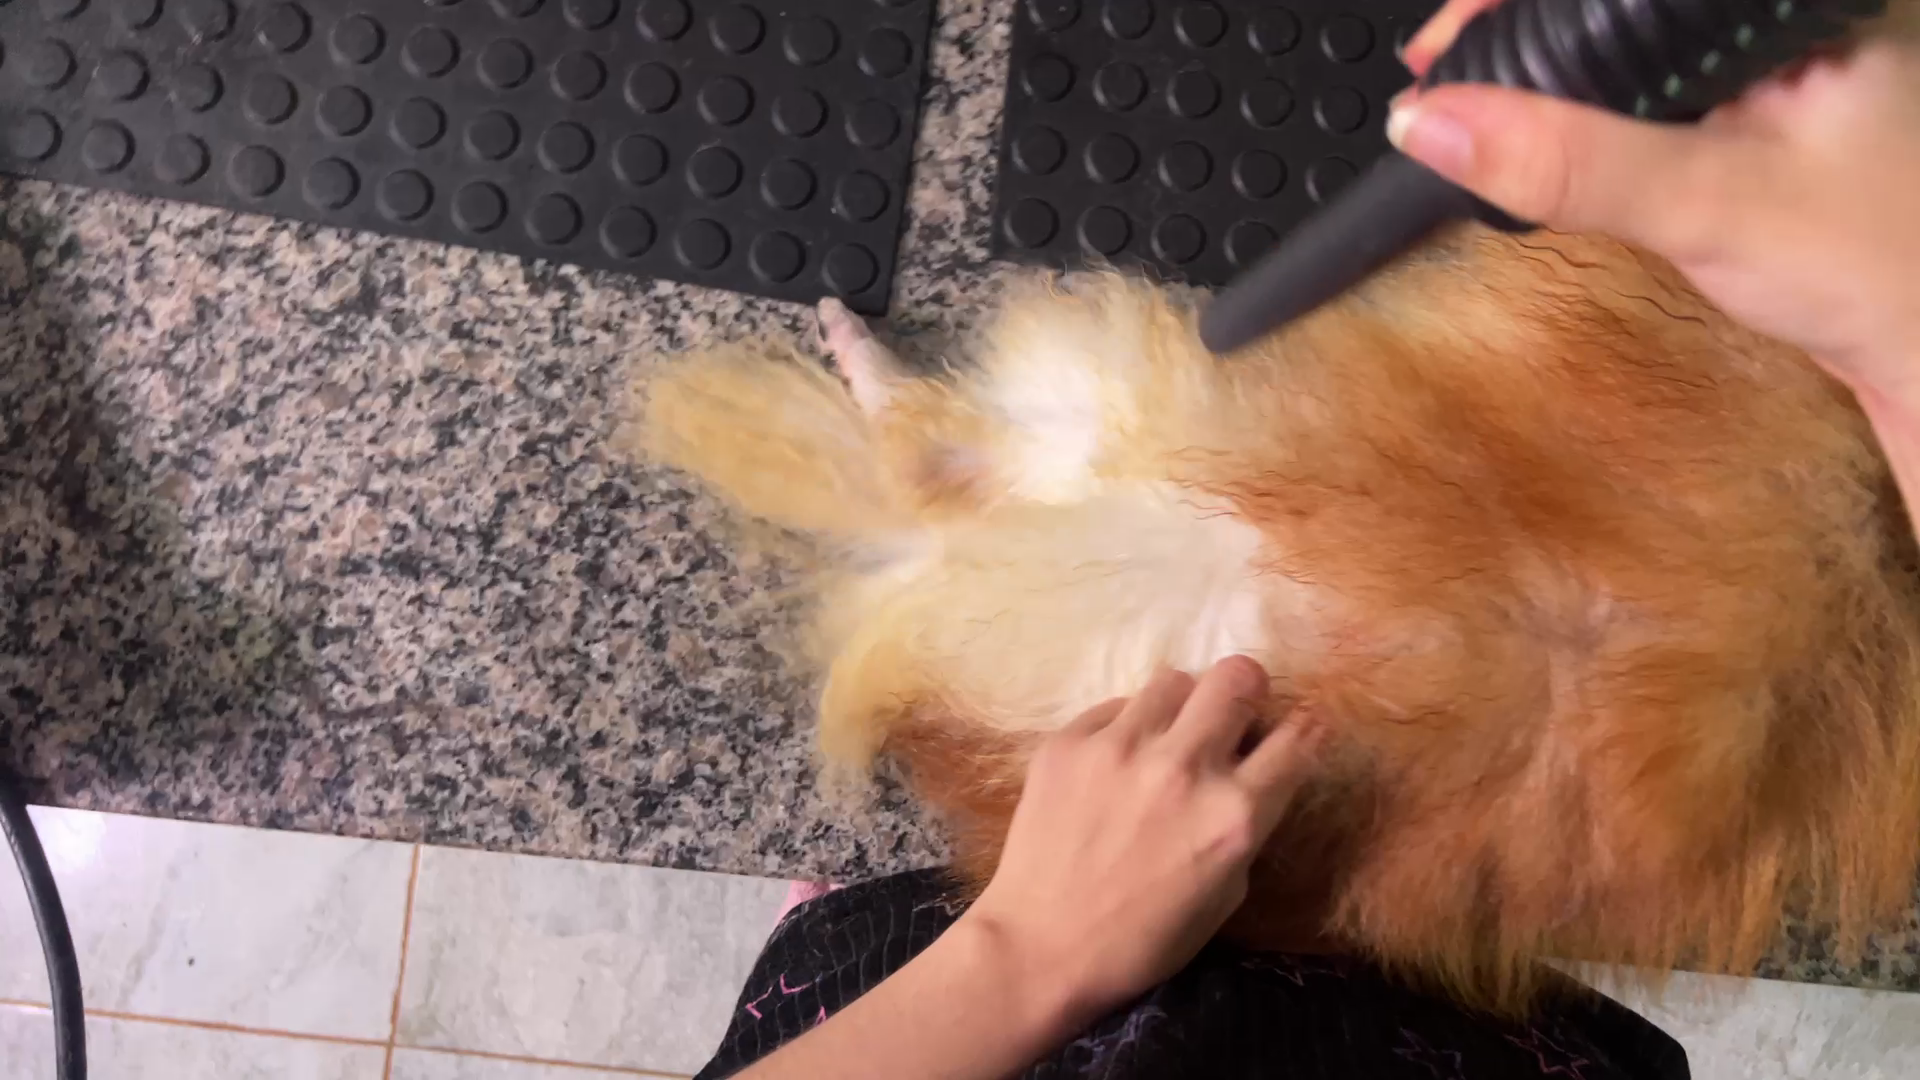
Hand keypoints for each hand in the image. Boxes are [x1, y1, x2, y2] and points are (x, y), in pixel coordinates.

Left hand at [961, 657, 1324, 1027]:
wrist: (1042, 942)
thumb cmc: (1143, 937)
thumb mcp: (1224, 892)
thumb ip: (1241, 822)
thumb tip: (1244, 768)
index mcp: (1232, 815)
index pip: (1294, 741)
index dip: (1304, 727)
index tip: (1297, 724)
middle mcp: (1182, 766)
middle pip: (1235, 679)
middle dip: (1245, 686)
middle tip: (1233, 704)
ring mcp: (1120, 746)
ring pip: (1172, 680)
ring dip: (1183, 703)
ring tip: (1168, 732)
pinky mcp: (1070, 740)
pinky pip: (1114, 706)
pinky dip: (1126, 725)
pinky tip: (1114, 759)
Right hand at [1389, 0, 1919, 397]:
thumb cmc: (1864, 259)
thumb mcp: (1699, 200)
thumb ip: (1566, 163)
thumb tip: (1430, 125)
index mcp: (1776, 0)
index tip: (1428, 56)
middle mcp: (1763, 18)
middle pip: (1604, 3)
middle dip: (1506, 33)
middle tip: (1428, 85)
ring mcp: (1748, 66)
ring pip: (1609, 45)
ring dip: (1526, 76)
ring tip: (1457, 107)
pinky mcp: (1732, 112)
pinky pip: (1624, 95)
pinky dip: (1560, 114)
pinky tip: (1530, 137)